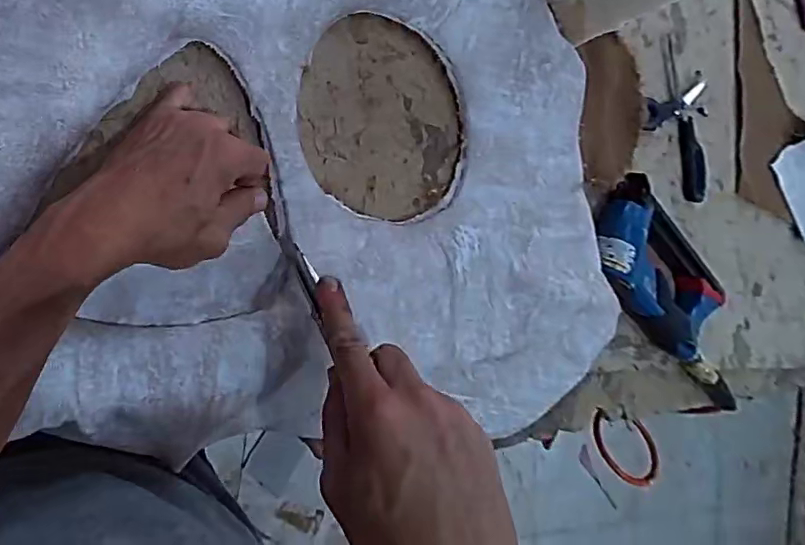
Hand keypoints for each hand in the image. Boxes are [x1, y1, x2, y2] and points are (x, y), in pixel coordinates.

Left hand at [28, 83, 271, 286]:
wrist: (104, 219)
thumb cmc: (161, 232)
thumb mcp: (211, 238)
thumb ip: (241, 212)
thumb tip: (258, 194)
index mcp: (230, 155)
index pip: (259, 162)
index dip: (250, 183)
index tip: (234, 200)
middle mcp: (210, 128)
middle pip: (234, 141)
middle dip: (229, 163)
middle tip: (209, 190)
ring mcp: (181, 117)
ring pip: (209, 123)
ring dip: (207, 141)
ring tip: (188, 166)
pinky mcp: (154, 116)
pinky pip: (178, 95)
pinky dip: (185, 105)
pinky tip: (181, 120)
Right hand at [311, 278, 516, 544]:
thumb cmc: (392, 539)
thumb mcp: (341, 488)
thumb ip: (335, 426)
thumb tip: (339, 387)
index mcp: (377, 413)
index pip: (349, 348)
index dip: (335, 313)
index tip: (329, 285)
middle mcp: (417, 400)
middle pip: (386, 356)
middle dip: (371, 373)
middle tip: (367, 415)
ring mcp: (450, 410)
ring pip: (414, 384)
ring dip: (401, 404)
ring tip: (403, 457)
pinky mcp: (475, 427)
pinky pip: (440, 407)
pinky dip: (428, 423)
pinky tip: (430, 466)